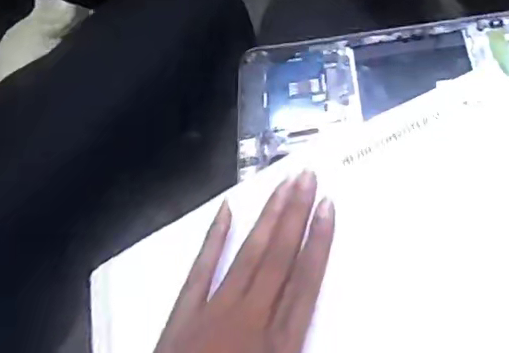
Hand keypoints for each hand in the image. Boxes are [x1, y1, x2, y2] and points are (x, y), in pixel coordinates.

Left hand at [155, 171, 336, 352]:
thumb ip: (294, 349)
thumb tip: (310, 307)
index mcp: (277, 350)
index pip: (304, 283)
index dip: (319, 242)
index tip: (329, 204)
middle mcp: (248, 324)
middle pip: (279, 259)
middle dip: (296, 214)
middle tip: (308, 174)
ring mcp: (211, 319)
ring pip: (248, 256)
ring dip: (268, 217)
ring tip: (284, 181)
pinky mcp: (179, 323)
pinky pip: (199, 273)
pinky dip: (214, 240)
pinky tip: (226, 210)